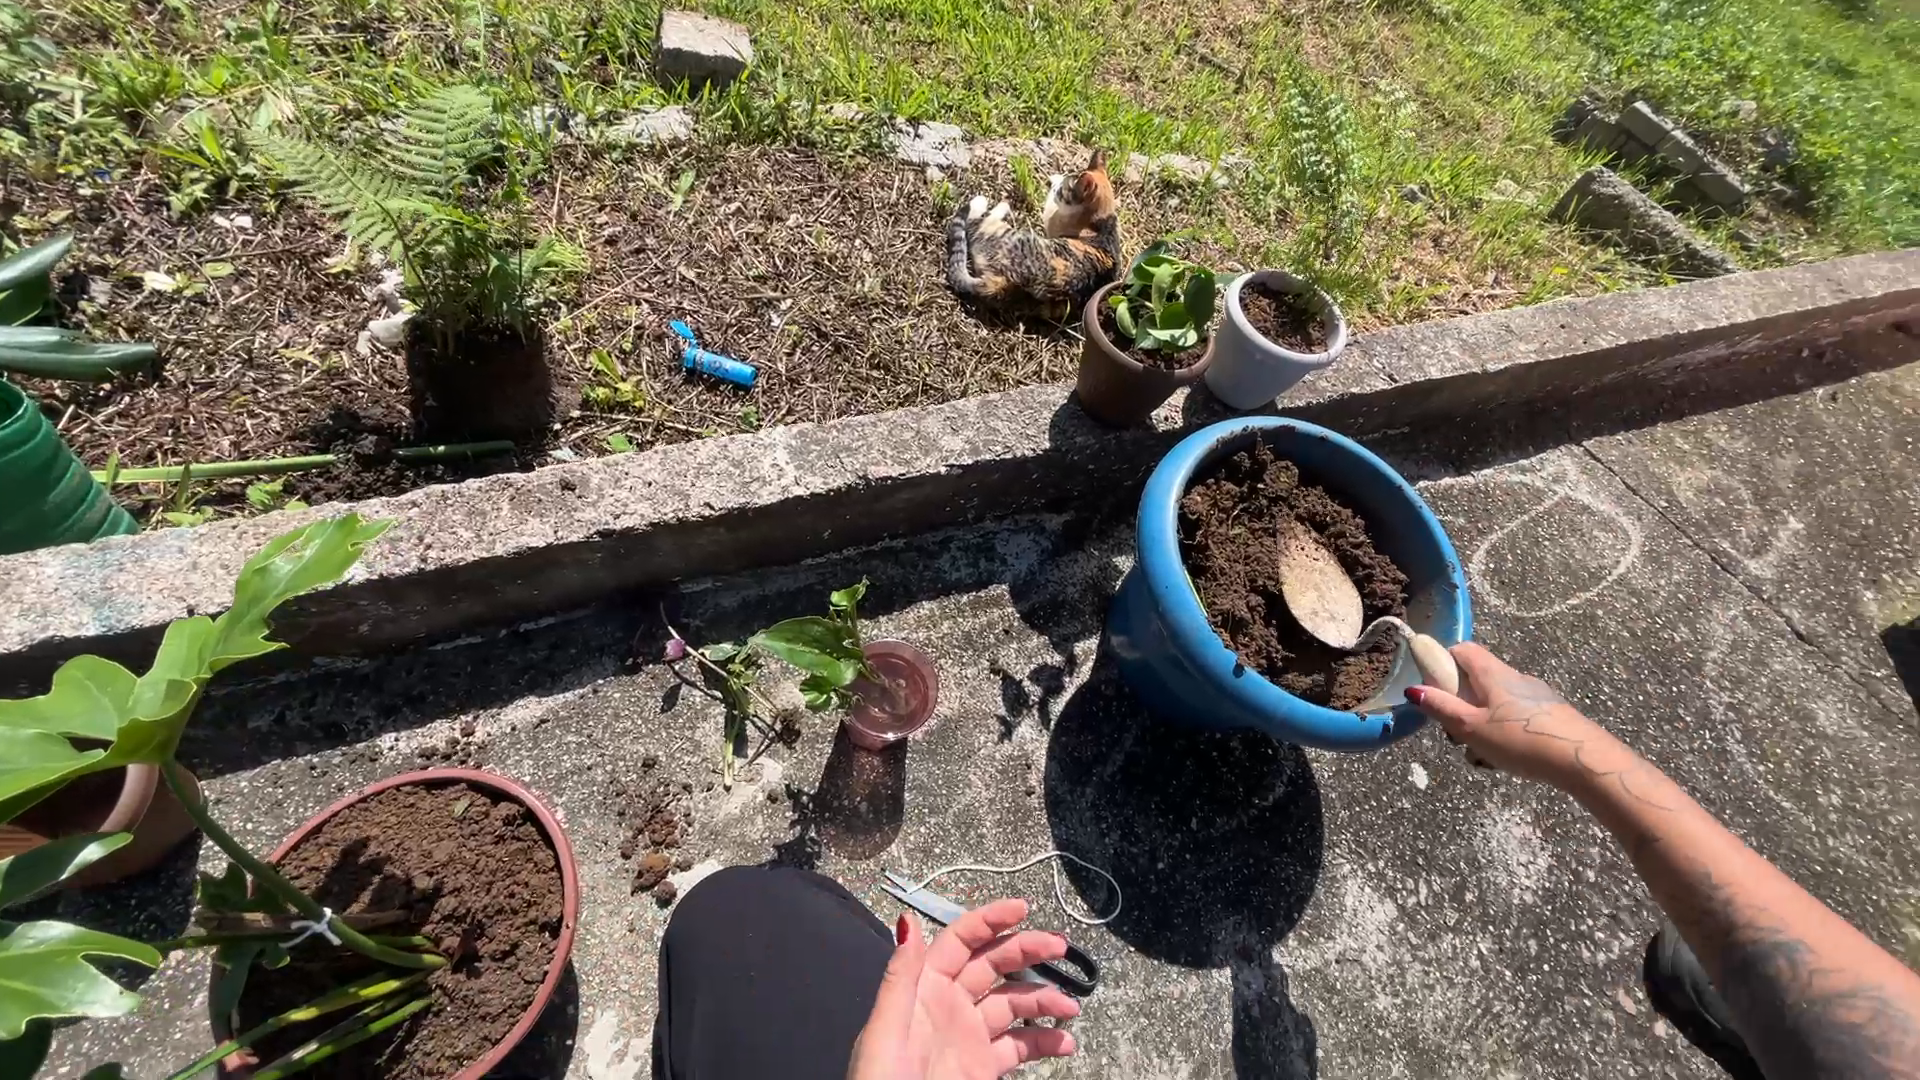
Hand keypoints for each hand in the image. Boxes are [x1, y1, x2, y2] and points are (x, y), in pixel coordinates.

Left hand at [846, 899, 1080, 1079]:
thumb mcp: (884, 1030)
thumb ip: (900, 977)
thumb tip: (909, 920)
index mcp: (925, 985)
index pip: (961, 940)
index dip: (991, 920)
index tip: (1023, 908)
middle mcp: (950, 1002)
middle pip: (993, 963)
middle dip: (1026, 950)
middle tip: (1059, 945)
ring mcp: (969, 1035)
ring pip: (1012, 1003)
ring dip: (1043, 999)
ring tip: (1070, 1008)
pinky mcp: (983, 1067)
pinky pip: (1018, 1046)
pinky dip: (1044, 1042)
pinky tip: (1065, 1043)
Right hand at [1407, 642, 1629, 787]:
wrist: (1589, 764)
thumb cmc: (1521, 741)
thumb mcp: (1470, 728)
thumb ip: (1440, 707)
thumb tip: (1414, 689)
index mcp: (1493, 674)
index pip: (1462, 650)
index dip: (1443, 662)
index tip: (1434, 687)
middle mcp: (1517, 679)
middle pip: (1477, 680)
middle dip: (1460, 703)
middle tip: (1455, 730)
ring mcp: (1539, 698)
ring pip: (1497, 703)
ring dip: (1481, 722)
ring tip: (1481, 754)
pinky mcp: (1555, 718)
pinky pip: (1517, 717)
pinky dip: (1504, 732)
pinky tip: (1507, 759)